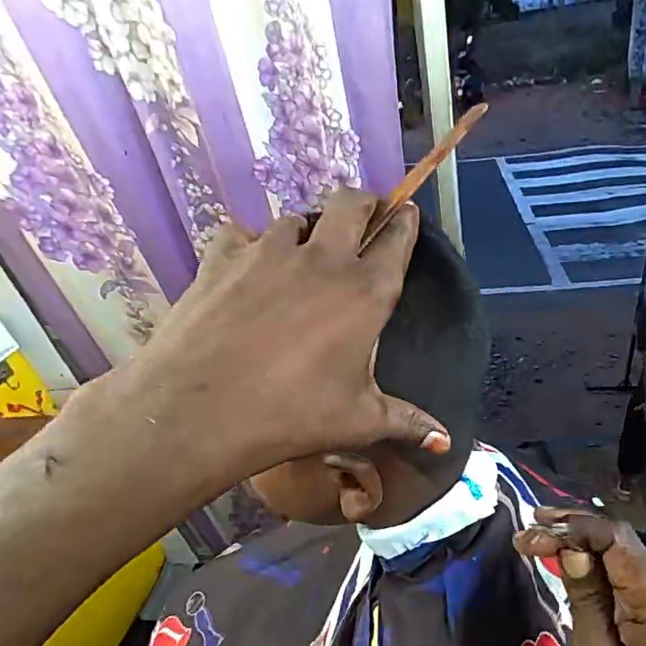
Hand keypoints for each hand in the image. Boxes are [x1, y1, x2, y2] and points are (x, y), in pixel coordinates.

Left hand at [108, 189, 450, 476]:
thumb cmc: (292, 415)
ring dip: (305, 232)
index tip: (407, 216)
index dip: (405, 223)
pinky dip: (249, 246)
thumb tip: (445, 443)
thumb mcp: (358, 422)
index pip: (397, 238)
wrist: (201, 410)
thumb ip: (406, 422)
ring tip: (300, 259)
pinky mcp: (222, 257)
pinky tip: (245, 271)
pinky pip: (242, 234)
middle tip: (362, 221)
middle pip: (350, 202)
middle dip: (363, 203)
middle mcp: (322, 259)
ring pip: (296, 218)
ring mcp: (269, 252)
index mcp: (365, 292)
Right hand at [513, 509, 645, 645]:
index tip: (530, 534)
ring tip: (537, 537)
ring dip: (581, 543)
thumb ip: (586, 602)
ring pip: (621, 557)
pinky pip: (622, 580)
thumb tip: (571, 549)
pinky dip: (592, 566)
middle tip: (528, 529)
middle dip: (575, 528)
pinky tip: (564, 562)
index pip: (617, 542)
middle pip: (621, 542)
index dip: (573, 528)